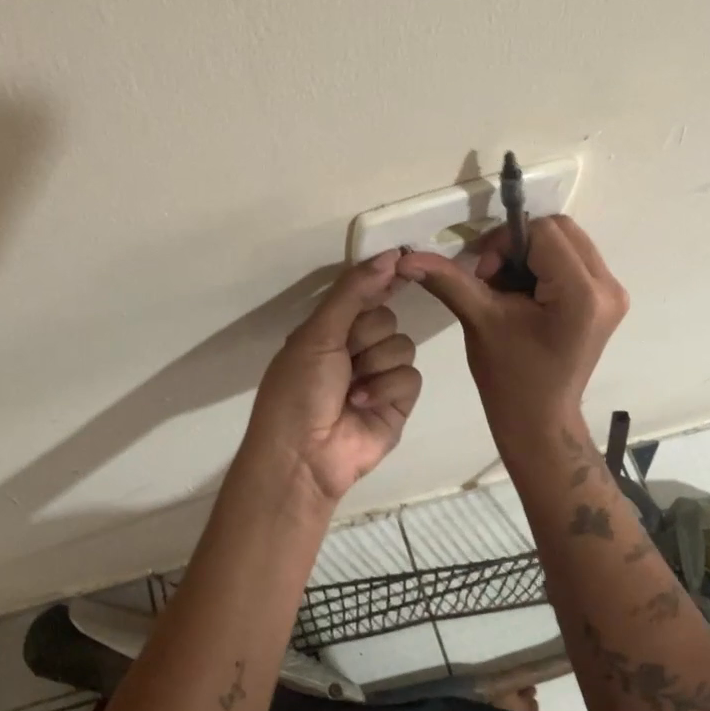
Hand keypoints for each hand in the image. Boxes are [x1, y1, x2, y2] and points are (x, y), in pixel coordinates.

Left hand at [242, 250, 422, 506]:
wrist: (304, 455)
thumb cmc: (299, 390)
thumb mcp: (317, 334)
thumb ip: (353, 293)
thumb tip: (389, 255)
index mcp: (328, 330)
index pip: (362, 294)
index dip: (381, 279)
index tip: (403, 262)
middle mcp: (354, 349)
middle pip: (387, 317)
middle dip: (366, 334)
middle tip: (344, 358)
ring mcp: (379, 375)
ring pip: (402, 345)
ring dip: (375, 363)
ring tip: (350, 388)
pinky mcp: (398, 402)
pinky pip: (411, 376)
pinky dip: (386, 388)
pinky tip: (362, 404)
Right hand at [396, 215, 627, 443]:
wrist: (539, 420)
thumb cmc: (509, 378)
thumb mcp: (478, 321)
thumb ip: (448, 281)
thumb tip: (407, 258)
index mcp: (581, 293)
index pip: (543, 232)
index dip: (505, 243)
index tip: (483, 274)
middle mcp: (607, 287)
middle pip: (561, 230)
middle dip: (519, 245)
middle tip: (493, 279)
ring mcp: (613, 294)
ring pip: (568, 242)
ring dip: (532, 255)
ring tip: (509, 290)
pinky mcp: (608, 301)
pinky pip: (575, 261)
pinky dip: (545, 267)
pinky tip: (526, 297)